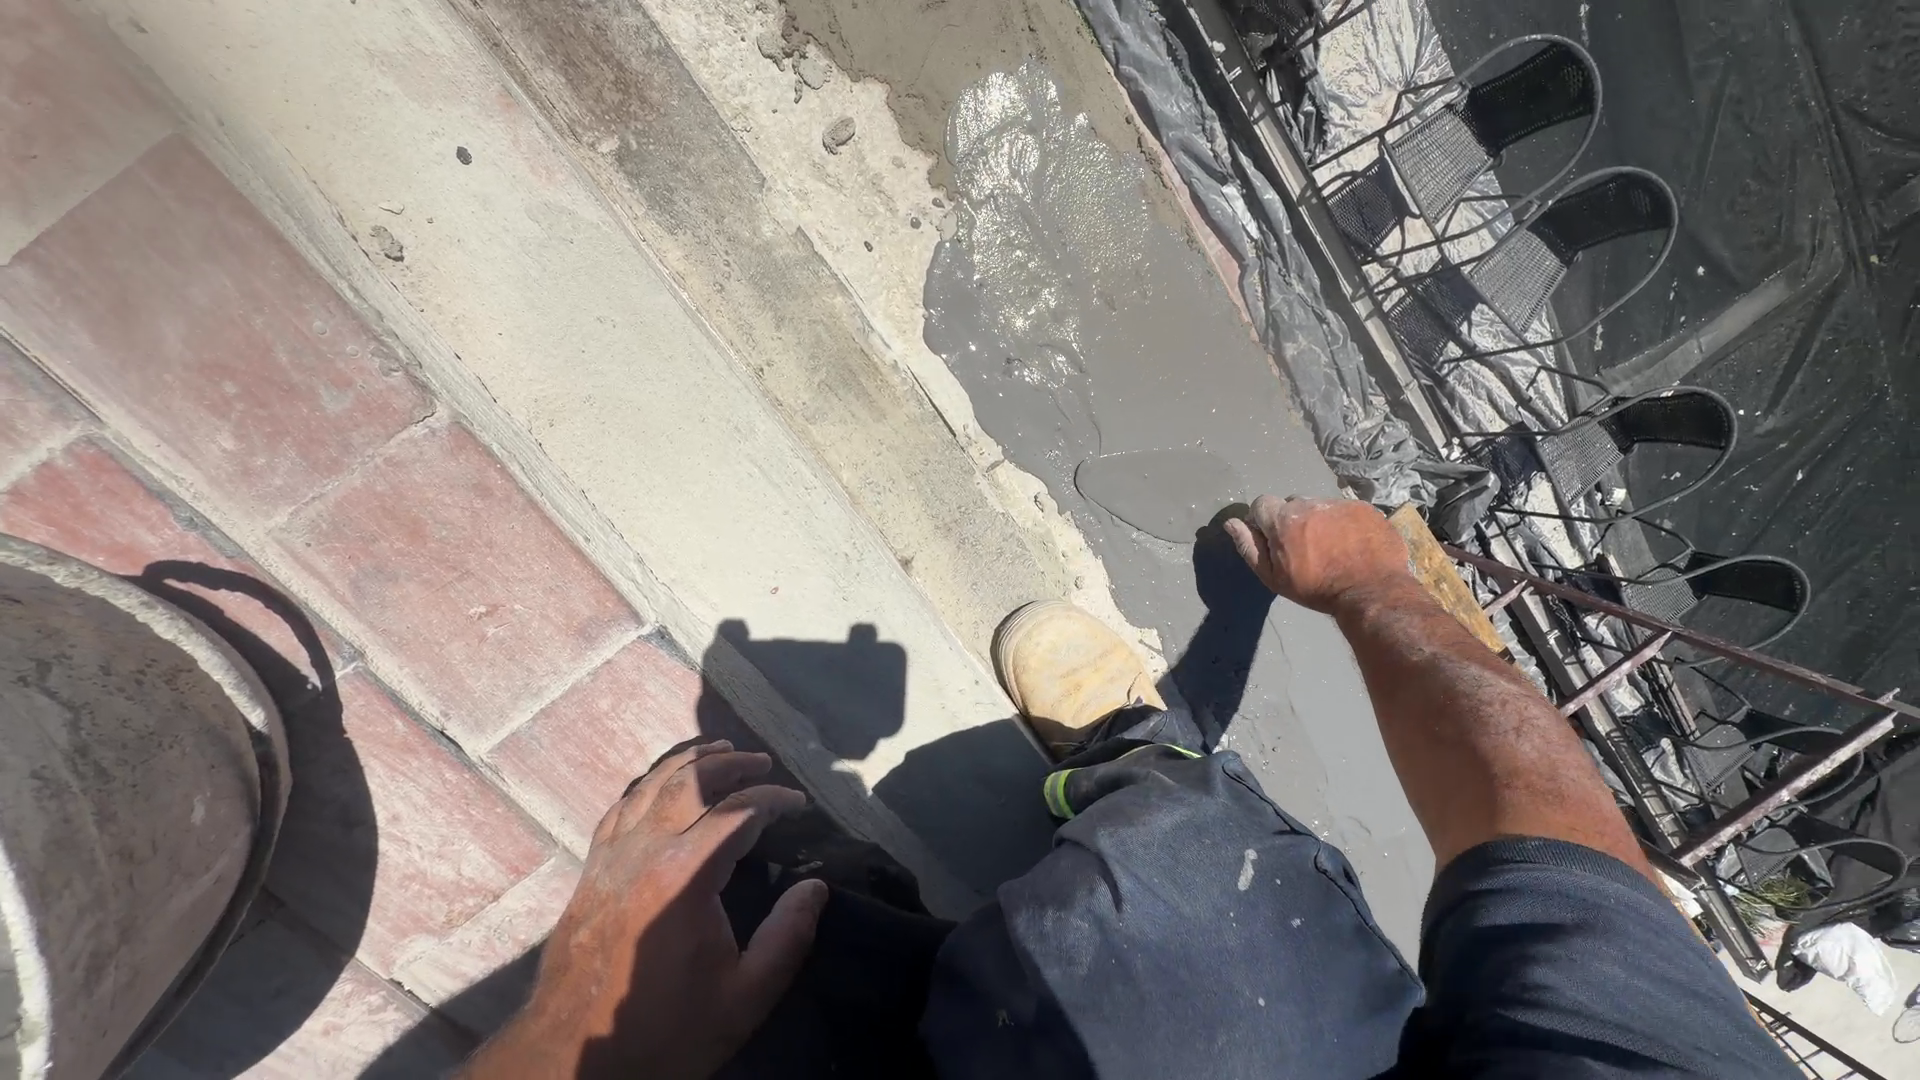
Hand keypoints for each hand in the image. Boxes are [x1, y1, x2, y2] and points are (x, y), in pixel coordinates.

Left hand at [465, 740, 826, 1079]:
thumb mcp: (745, 997)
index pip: (740, 811)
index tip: (800, 804)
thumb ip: (788, 936)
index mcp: (685, 876)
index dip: (775, 799)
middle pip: (692, 779)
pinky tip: (664, 784)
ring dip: (690, 760)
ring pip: (652, 783)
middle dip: (733, 763)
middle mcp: (644, 851)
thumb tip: (817, 886)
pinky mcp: (590, 870)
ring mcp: (611, 857)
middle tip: (763, 764)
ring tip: (720, 750)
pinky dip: (649, 783)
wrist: (569, 1063)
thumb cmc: (665, 1032)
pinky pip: (621, 806)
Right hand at [1223, 495, 1412, 613]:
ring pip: (1319, 506)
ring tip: (1331, 546)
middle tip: (1304, 546)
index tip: (1272, 539)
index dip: (1263, 519)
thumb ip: (1249, 546)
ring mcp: (1339, 504)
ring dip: (1319, 520)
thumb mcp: (1273, 576)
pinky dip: (1344, 523)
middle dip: (1293, 519)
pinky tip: (1351, 544)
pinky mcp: (1364, 508)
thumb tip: (1231, 523)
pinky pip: (1345, 510)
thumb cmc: (1315, 589)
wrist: (1371, 591)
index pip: (1261, 503)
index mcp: (1282, 519)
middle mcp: (1308, 503)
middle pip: (1292, 503)